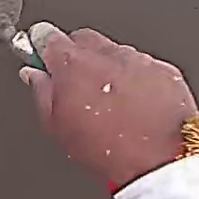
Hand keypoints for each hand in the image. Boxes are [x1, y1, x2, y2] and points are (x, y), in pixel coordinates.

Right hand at [20, 25, 197, 190]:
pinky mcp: (165, 71)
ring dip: (107, 67)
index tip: (39, 53)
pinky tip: (133, 104)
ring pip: (114, 52)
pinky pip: (143, 66)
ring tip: (107, 101)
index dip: (41, 43)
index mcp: (72, 64)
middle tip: (73, 81)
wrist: (158, 161)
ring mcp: (138, 60)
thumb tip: (34, 76)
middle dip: (76, 54)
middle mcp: (106, 54)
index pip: (47, 36)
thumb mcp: (55, 126)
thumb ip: (41, 92)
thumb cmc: (106, 148)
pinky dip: (136, 78)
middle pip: (83, 39)